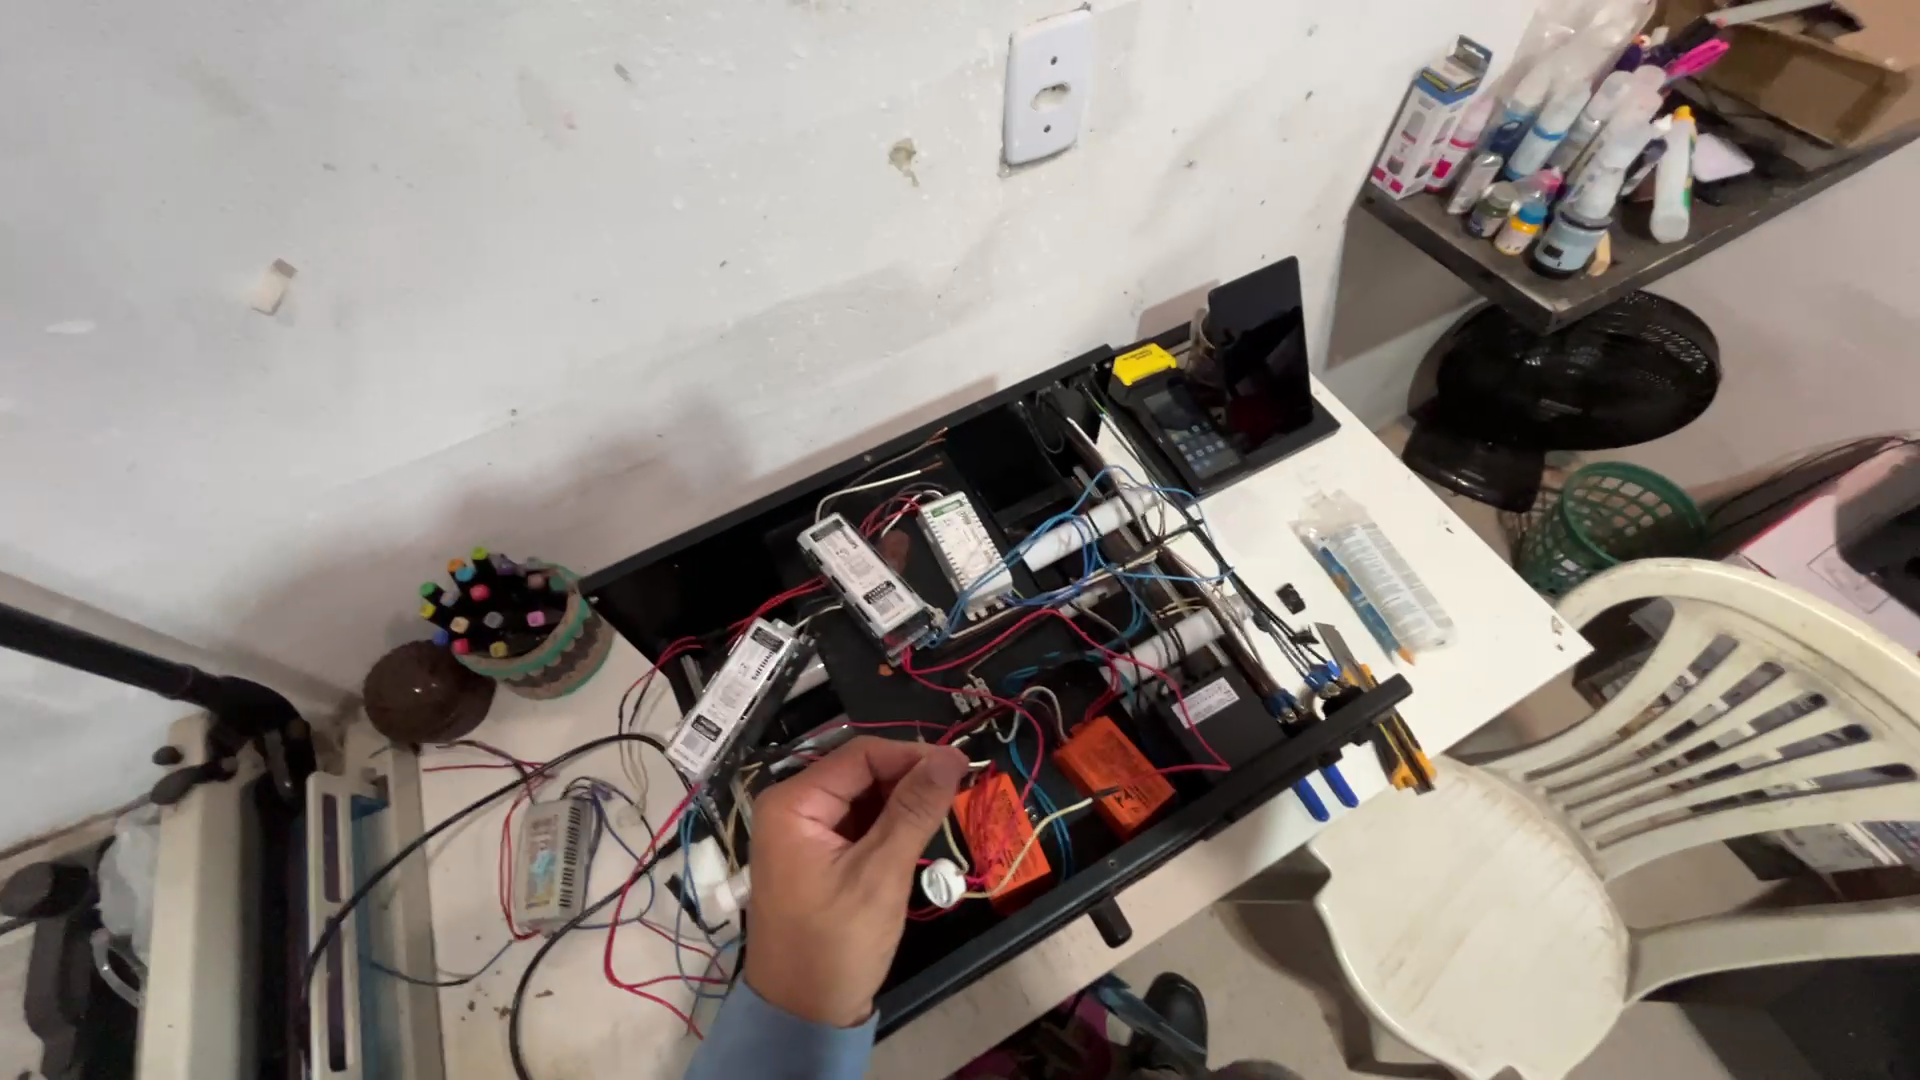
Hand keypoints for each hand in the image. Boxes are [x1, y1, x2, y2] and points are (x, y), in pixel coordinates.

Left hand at [743, 736, 969, 1026]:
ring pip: (863, 793)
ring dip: (902, 799)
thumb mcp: (880, 874)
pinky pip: (857, 819)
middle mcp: (791, 806)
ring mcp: (802, 829)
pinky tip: (918, 828)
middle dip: (908, 777)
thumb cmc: (836, 945)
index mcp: (793, 803)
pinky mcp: (816, 851)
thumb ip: (915, 809)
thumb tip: (952, 756)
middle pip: (860, 771)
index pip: (861, 755)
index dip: (912, 755)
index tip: (960, 765)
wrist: (802, 1019)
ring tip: (944, 808)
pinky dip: (889, 821)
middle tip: (957, 789)